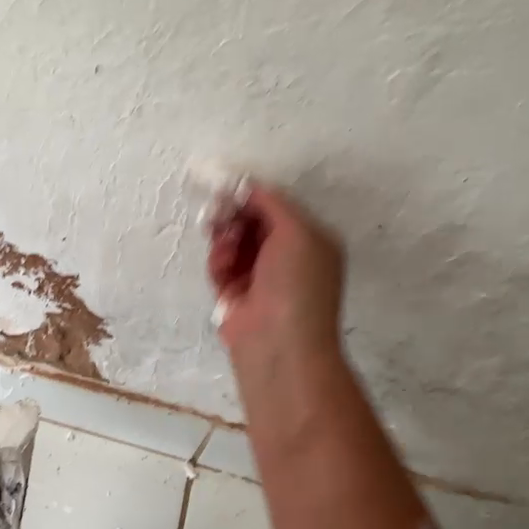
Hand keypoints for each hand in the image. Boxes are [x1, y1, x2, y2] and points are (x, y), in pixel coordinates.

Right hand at [207, 184, 346, 383]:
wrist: (277, 341)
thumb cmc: (296, 283)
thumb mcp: (296, 231)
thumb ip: (272, 203)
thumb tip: (249, 187)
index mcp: (310, 240)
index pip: (276, 208)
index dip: (252, 196)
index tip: (227, 187)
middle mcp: (286, 256)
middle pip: (251, 223)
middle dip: (233, 216)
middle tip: (217, 213)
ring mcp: (259, 276)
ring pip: (232, 242)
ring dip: (224, 239)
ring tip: (224, 247)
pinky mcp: (234, 294)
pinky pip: (220, 266)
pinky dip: (218, 262)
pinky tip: (221, 267)